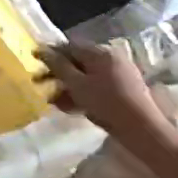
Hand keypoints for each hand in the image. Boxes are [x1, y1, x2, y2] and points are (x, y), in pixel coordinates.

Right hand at [41, 39, 171, 144]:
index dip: (50, 53)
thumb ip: (58, 65)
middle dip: (57, 73)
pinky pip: (97, 87)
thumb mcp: (77, 84)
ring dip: (67, 87)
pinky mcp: (123, 91)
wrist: (143, 131)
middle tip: (39, 83)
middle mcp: (111, 59)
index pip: (69, 46)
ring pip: (86, 77)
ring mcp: (119, 75)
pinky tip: (70, 108)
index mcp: (101, 53)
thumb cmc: (107, 104)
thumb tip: (42, 49)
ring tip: (53, 101)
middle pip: (77, 62)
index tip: (33, 61)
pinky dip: (82, 94)